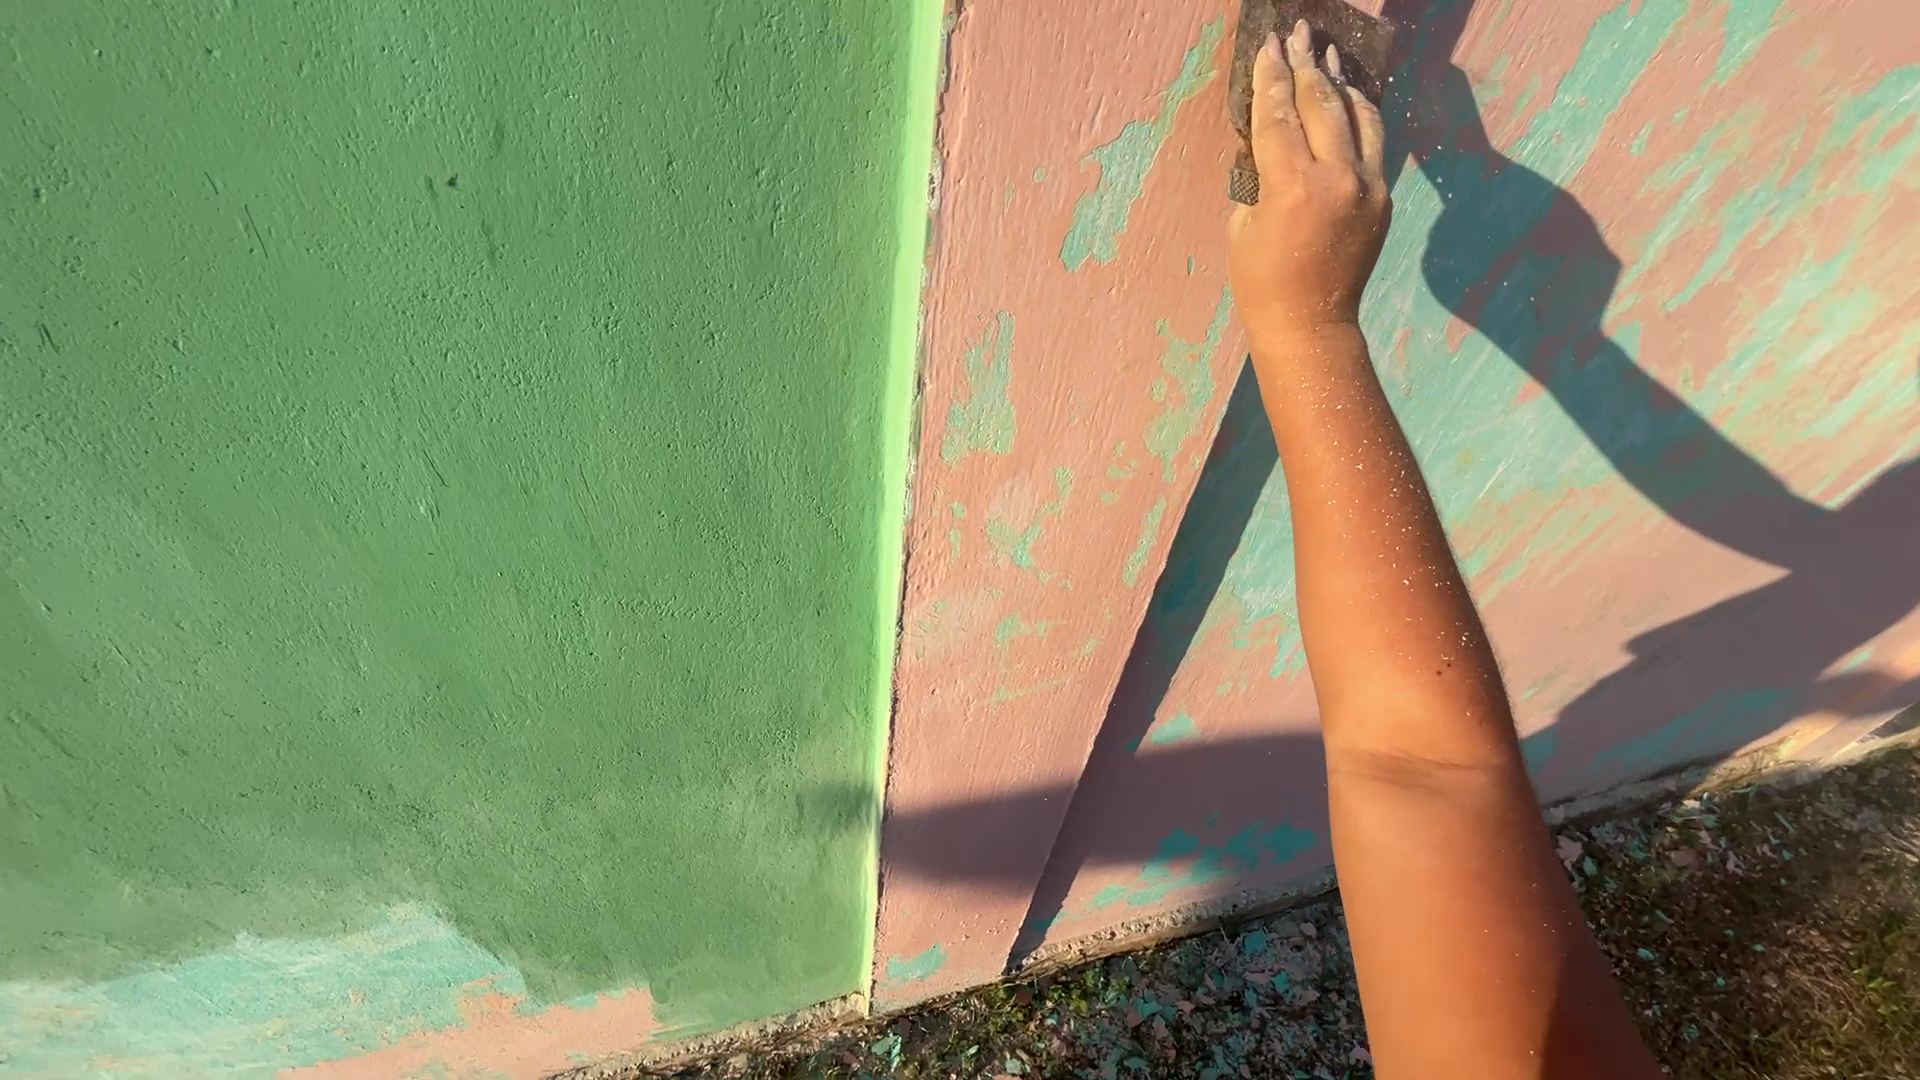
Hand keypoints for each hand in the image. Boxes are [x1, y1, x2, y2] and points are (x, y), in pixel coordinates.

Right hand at [1228, 20, 1390, 346]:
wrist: (1309, 324)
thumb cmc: (1260, 284)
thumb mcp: (1242, 229)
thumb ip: (1257, 180)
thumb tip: (1267, 145)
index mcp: (1291, 187)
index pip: (1277, 117)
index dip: (1270, 79)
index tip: (1269, 45)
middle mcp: (1336, 177)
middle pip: (1320, 104)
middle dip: (1306, 65)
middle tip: (1298, 32)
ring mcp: (1367, 185)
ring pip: (1357, 115)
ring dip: (1340, 81)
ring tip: (1329, 53)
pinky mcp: (1383, 197)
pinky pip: (1373, 142)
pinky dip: (1360, 115)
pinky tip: (1350, 98)